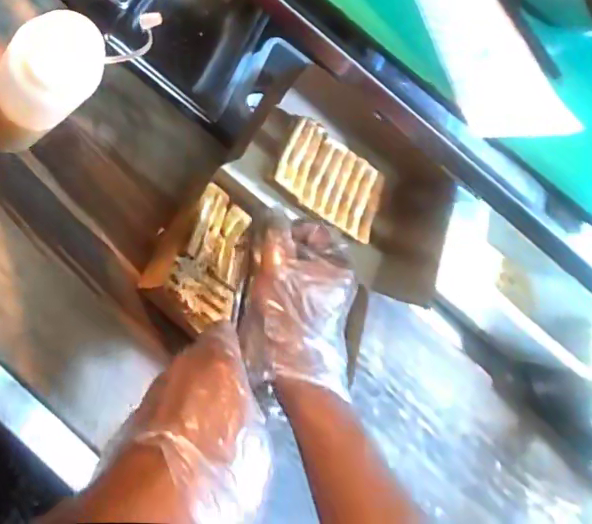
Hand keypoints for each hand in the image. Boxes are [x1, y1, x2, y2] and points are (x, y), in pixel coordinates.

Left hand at [104, 323, 271, 523]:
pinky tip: (183, 429)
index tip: (242, 359)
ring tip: (205, 415)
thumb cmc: (219, 458)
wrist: (163, 481)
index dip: (234, 347)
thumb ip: (249, 404)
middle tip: (227, 392)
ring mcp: (161, 377)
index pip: (227, 335)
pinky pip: (167, 396)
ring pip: (182, 374)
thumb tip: (248, 401)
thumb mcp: (253, 433)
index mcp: (218, 357)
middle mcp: (186, 358)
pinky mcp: (142, 401)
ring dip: (192, 387)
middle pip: (202, 354)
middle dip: (212, 368)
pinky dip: (175, 407)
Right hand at [244, 219, 356, 397]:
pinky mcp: (313, 318)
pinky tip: (259, 298)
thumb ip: (275, 234)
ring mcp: (326, 301)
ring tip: (253, 276)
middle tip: (255, 257)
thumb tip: (273, 211)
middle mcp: (338, 280)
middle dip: (277, 249)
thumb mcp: (276, 267)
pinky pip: (293, 289)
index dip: (289, 228)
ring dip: (274, 268)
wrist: (299, 380)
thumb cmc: (289, 318)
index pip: (314, 228)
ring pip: (295, 269)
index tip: (267, 238)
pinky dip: (276, 287)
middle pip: (303, 249)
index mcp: (338, 264)